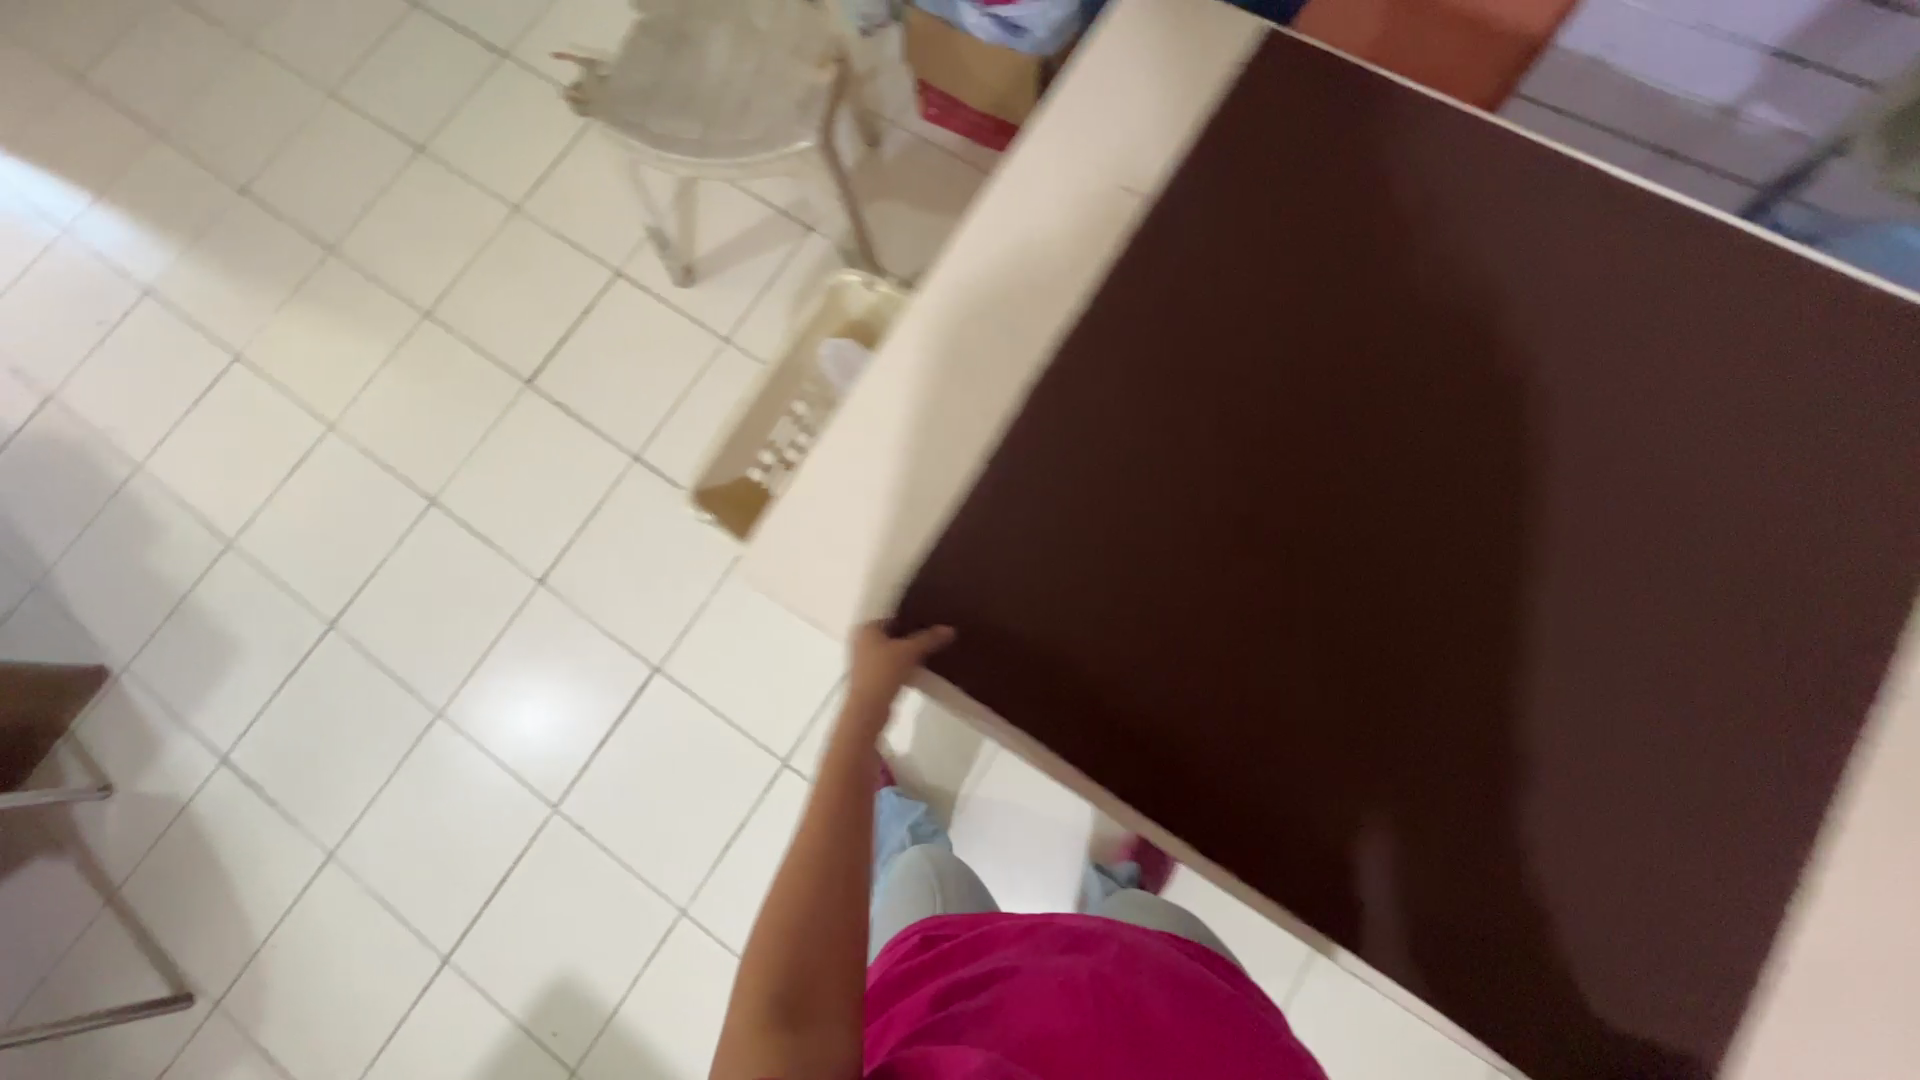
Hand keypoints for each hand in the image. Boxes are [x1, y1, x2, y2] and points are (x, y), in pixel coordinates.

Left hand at [846, 621, 954, 717]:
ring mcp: (865, 662)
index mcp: (866, 629)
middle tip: (934, 634)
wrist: (868, 709)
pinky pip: (892, 666)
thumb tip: (950, 629)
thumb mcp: (910, 652)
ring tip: (931, 650)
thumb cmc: (883, 673)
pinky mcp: (871, 679)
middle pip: (892, 635)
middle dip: (911, 636)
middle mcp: (861, 642)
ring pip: (892, 652)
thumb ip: (929, 639)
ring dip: (909, 653)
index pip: (891, 617)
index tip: (929, 619)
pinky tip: (921, 669)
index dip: (910, 618)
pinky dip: (905, 666)